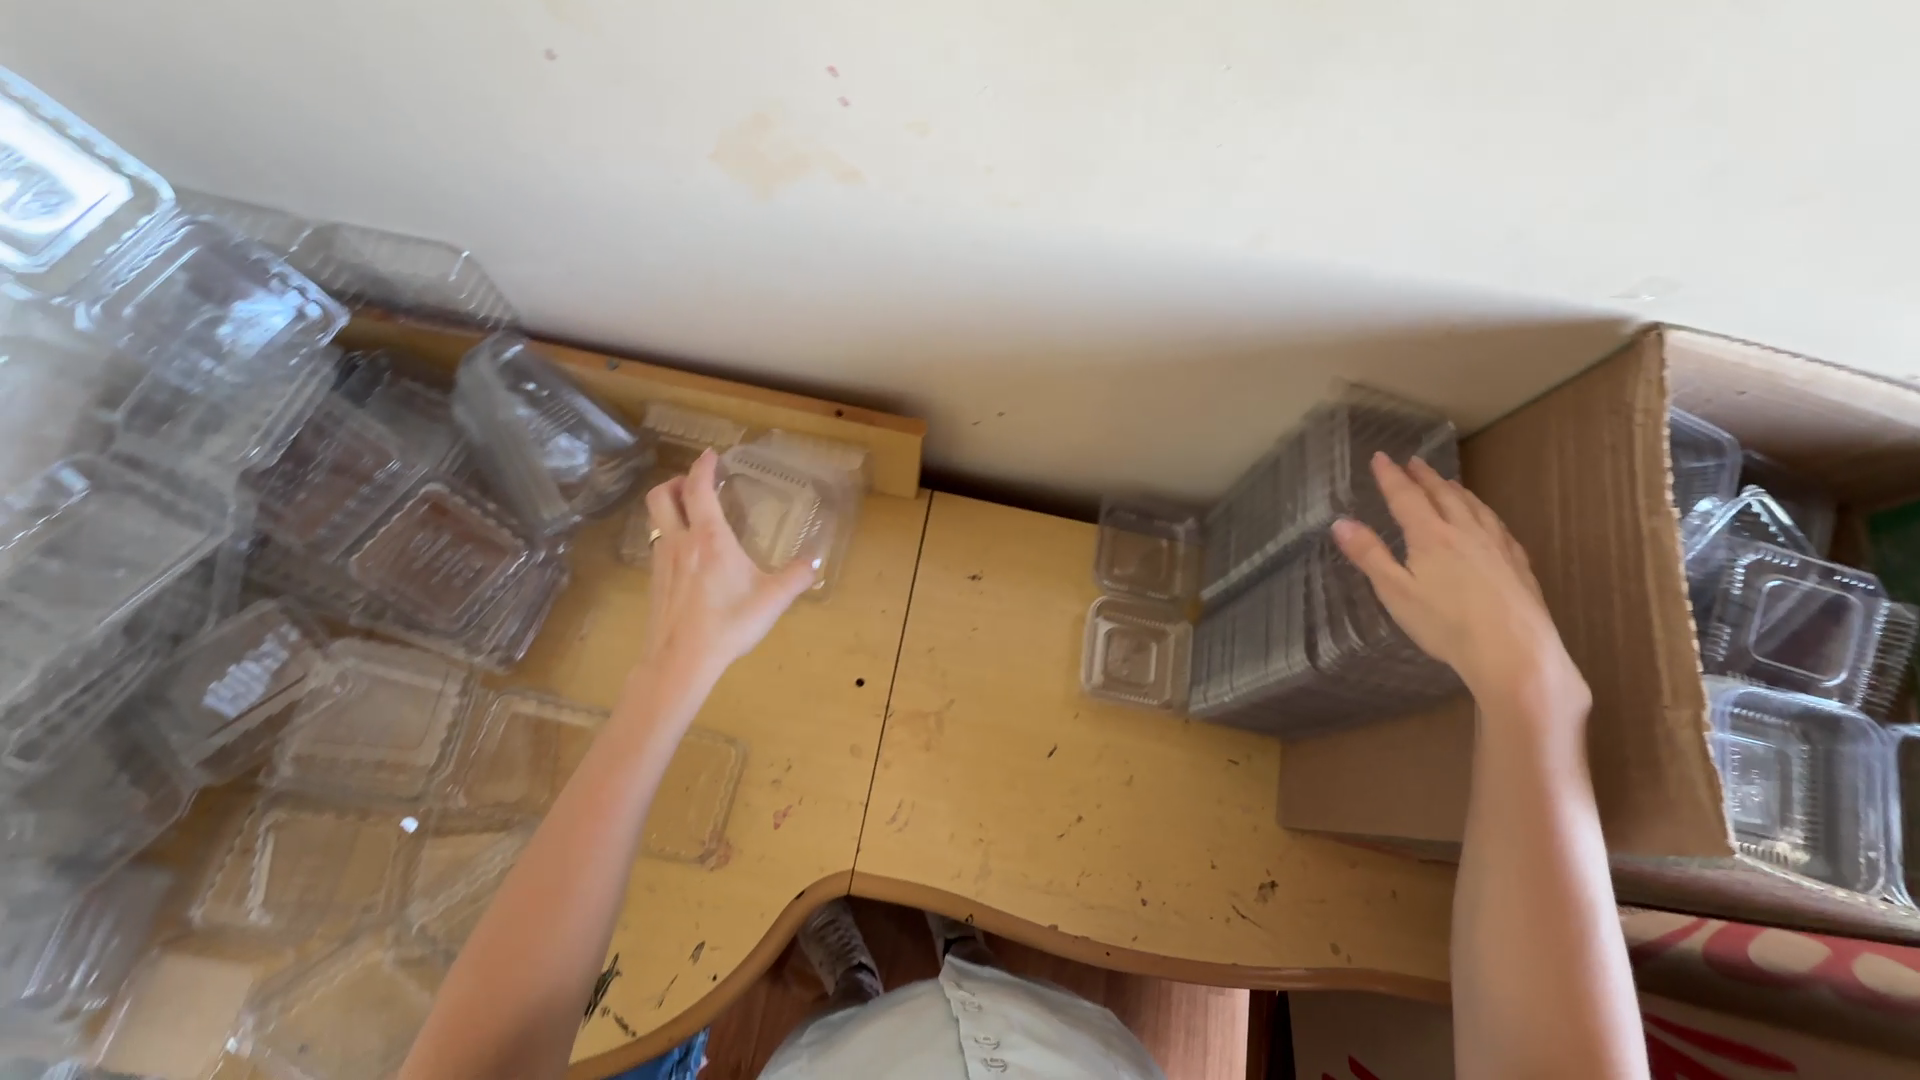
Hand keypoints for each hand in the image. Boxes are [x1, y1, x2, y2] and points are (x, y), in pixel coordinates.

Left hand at [638, 449, 816, 688]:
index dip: (703, 466)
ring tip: (690, 515)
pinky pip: (658, 544)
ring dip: (669, 507)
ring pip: (656, 520)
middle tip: (693, 483)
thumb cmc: (728, 624)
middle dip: (674, 481)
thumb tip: (814, 563)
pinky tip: (687, 554)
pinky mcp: (654, 582)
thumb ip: (796, 577)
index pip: (698, 488)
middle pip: (661, 496)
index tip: (711, 455)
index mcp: (709, 537)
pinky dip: (670, 535)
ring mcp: (661, 562)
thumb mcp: (772, 600)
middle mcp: (680, 541)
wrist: (680, 660)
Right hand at [1331, 453, 1588, 720]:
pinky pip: (1498, 525)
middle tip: (1413, 462)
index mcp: (1431, 536)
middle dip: (1424, 477)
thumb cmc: (1445, 625)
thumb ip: (1369, 555)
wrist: (1514, 652)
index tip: (1380, 457)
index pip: (1406, 497)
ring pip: (1474, 507)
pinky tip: (1487, 519)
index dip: (1390, 476)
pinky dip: (1484, 512)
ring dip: (1456, 490)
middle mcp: (1465, 532)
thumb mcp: (1395, 592)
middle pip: (1443, 495)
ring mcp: (1496, 546)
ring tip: (1448, 482)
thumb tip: (1340, 522)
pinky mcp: (1518, 564)